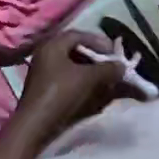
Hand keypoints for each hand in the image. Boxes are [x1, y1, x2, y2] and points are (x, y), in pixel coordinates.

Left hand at [9, 31, 130, 146]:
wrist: (36, 124)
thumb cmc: (61, 93)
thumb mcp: (88, 78)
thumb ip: (108, 69)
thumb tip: (121, 66)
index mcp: (52, 45)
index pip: (78, 35)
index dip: (98, 41)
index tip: (113, 51)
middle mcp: (45, 55)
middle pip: (74, 49)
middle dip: (95, 56)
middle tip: (110, 63)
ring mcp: (43, 72)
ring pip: (71, 65)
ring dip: (89, 69)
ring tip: (105, 77)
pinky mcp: (44, 88)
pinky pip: (66, 78)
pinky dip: (81, 80)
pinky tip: (92, 88)